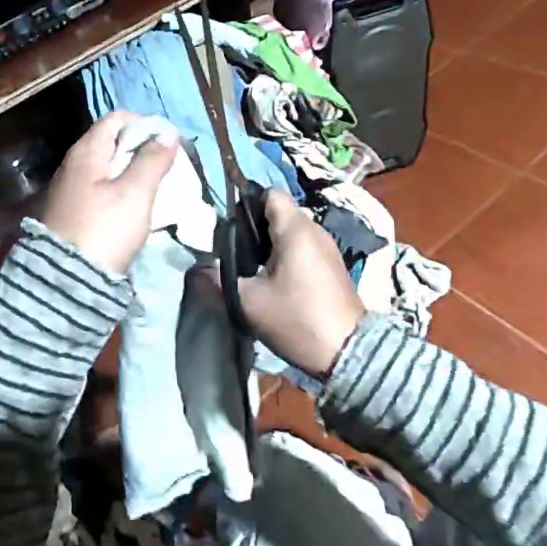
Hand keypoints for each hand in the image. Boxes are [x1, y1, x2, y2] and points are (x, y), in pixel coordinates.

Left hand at [39, 112, 177, 274]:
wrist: (66, 281)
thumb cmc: (104, 230)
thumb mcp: (135, 193)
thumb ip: (152, 160)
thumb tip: (167, 132)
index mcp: (86, 151)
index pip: (117, 119)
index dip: (145, 124)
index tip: (168, 142)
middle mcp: (73, 164)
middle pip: (112, 141)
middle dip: (141, 147)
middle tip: (166, 165)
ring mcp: (70, 188)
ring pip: (107, 165)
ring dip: (133, 169)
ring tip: (156, 185)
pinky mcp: (72, 210)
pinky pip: (101, 187)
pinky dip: (121, 187)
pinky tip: (135, 204)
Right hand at [237, 189, 365, 377]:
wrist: (346, 352)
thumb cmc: (296, 319)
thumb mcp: (249, 301)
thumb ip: (221, 278)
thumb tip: (200, 267)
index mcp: (295, 228)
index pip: (269, 193)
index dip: (246, 203)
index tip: (230, 226)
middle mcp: (315, 229)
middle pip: (279, 213)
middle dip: (255, 227)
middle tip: (234, 251)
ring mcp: (327, 247)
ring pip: (292, 232)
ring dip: (271, 245)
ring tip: (251, 269)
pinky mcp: (332, 266)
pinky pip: (304, 248)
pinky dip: (287, 257)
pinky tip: (274, 282)